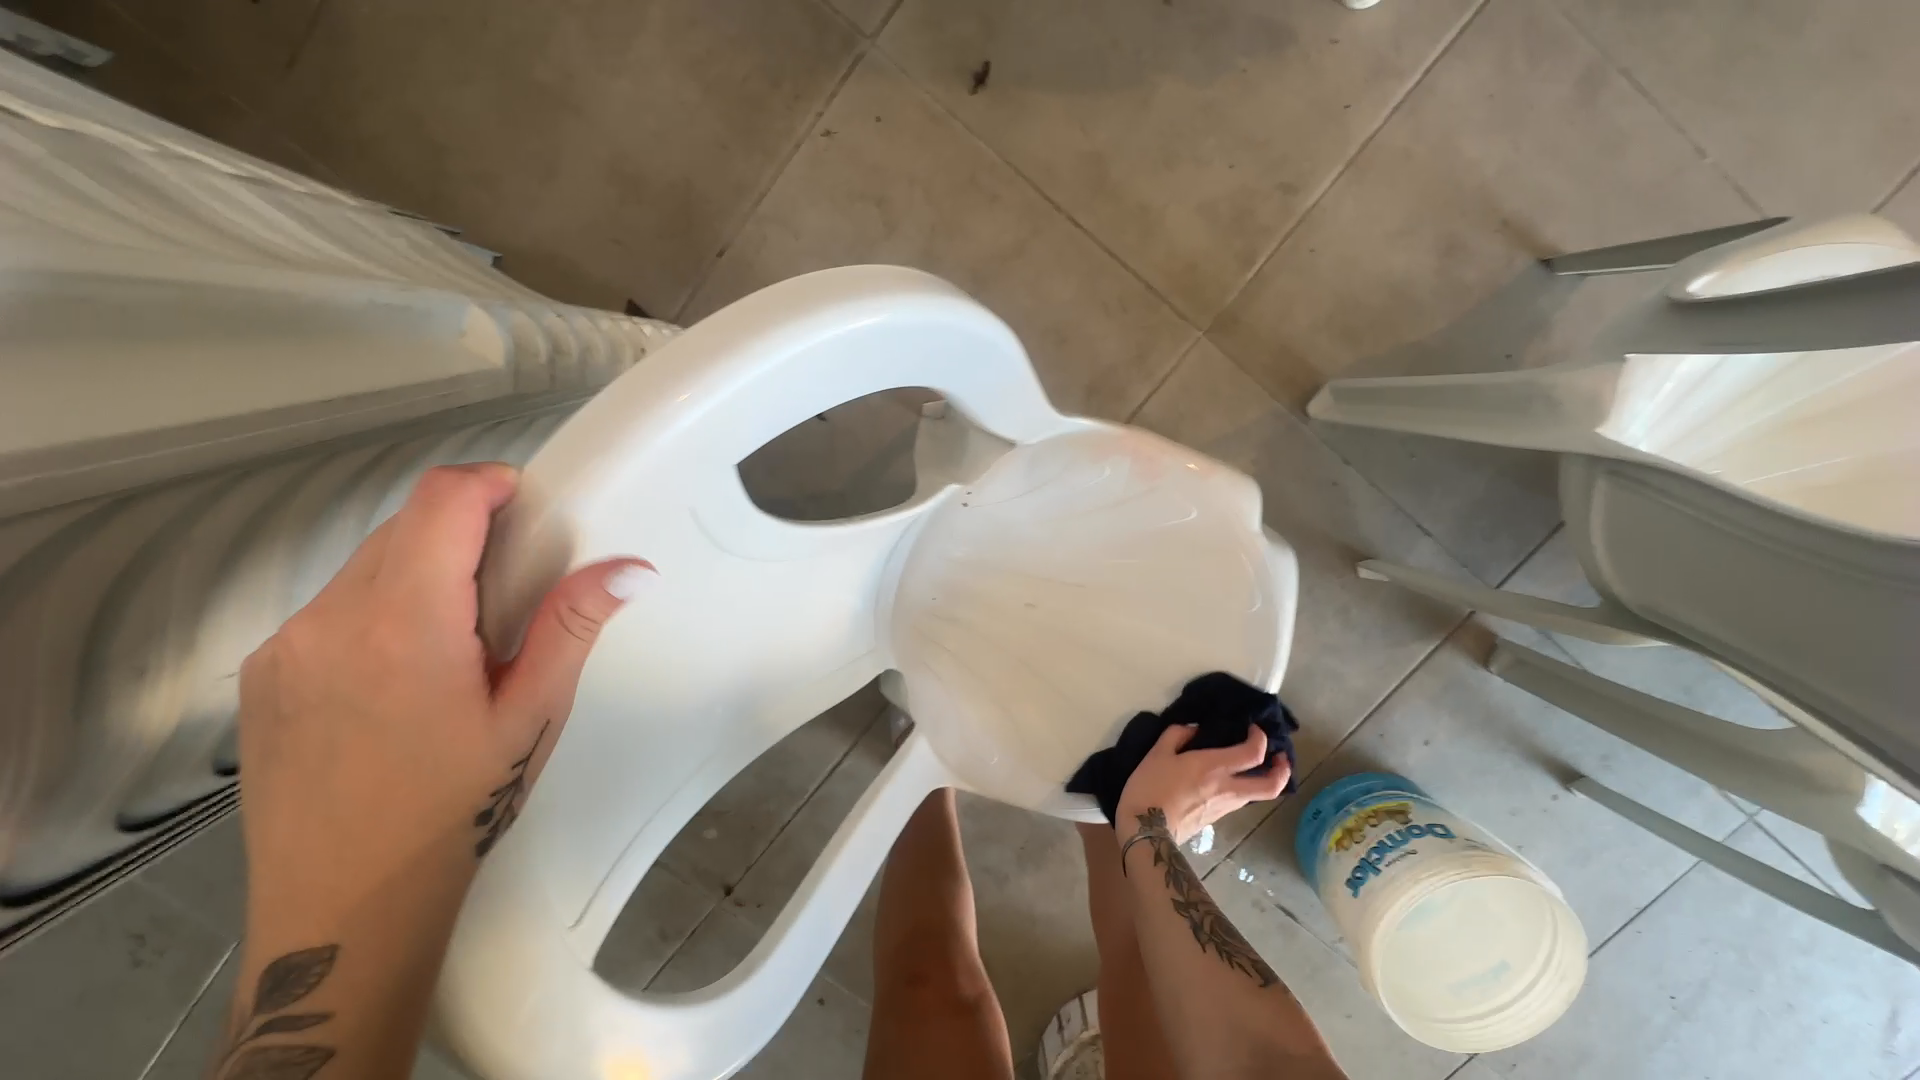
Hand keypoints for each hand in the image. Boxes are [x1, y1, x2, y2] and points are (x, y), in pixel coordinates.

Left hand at [236, 463, 651, 928]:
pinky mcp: (262, 675)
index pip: (440, 500)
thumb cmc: (459, 808)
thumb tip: (632, 566)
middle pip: (403, 527)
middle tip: (509, 590)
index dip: (488, 483)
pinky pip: (330, 608)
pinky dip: (377, 610)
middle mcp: (329, 617)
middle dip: (462, 533)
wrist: (345, 908)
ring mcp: (284, 646)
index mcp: (405, 621)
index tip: (525, 504)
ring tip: (457, 643)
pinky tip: (401, 679)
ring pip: (364, 566)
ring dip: (419, 572)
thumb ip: (573, 626)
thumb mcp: (533, 715)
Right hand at [1114, 725, 1290, 845]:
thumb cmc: (1150, 787)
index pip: (1254, 753)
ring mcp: (1226, 807)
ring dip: (1263, 779)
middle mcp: (1228, 788)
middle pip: (1272, 785)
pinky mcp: (1218, 819)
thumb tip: (1194, 729)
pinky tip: (1229, 781)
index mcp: (1214, 768)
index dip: (1261, 738)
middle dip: (1283, 770)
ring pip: (1258, 794)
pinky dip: (1244, 788)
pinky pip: (1240, 800)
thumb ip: (1177, 734)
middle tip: (1279, 757)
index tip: (1253, 729)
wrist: (1145, 830)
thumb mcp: (1157, 753)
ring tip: (1253, 767)